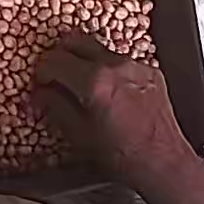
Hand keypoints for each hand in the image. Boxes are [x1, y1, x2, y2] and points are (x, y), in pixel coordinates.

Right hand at [34, 32, 203, 203]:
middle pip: (76, 41)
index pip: (55, 60)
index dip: (42, 71)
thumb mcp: (79, 135)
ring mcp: (136, 67)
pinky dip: (110, 73)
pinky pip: (123, 64)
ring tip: (82, 89)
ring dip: (86, 63)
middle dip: (61, 56)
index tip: (40, 82)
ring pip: (101, 51)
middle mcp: (117, 66)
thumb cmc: (124, 156)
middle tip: (55, 75)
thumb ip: (55, 107)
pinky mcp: (151, 73)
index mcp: (94, 81)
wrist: (163, 162)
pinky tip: (110, 94)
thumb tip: (41, 94)